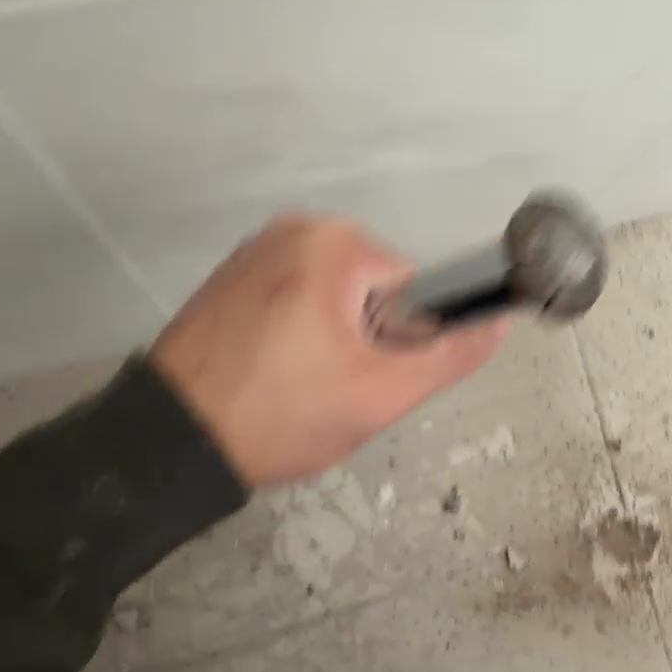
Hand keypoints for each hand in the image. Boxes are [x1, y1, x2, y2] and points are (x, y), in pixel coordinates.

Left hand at [150, 214, 507, 487]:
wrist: (175, 441)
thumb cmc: (283, 414)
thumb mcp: (380, 394)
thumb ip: (447, 357)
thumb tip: (496, 324)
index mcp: (332, 242)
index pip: (411, 290)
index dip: (401, 344)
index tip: (368, 380)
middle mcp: (291, 229)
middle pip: (371, 295)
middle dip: (365, 346)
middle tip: (331, 393)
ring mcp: (253, 252)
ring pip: (332, 305)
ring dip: (331, 347)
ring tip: (299, 390)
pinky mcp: (228, 280)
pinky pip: (292, 306)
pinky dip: (295, 341)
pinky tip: (273, 377)